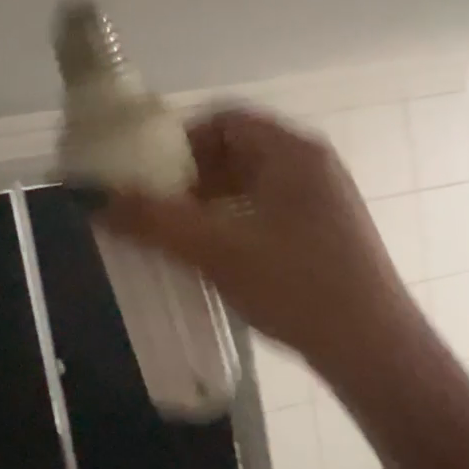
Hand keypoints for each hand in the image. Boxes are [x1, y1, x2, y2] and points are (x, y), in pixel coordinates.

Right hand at [99, 107, 422, 363]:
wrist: (372, 347)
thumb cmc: (295, 286)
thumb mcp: (216, 252)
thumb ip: (154, 222)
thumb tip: (96, 201)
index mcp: (292, 151)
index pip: (225, 120)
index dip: (180, 143)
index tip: (147, 178)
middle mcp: (313, 166)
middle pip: (237, 154)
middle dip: (191, 181)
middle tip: (156, 214)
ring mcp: (325, 202)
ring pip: (252, 189)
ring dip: (211, 209)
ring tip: (179, 243)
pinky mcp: (328, 236)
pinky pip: (269, 216)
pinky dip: (236, 228)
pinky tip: (218, 264)